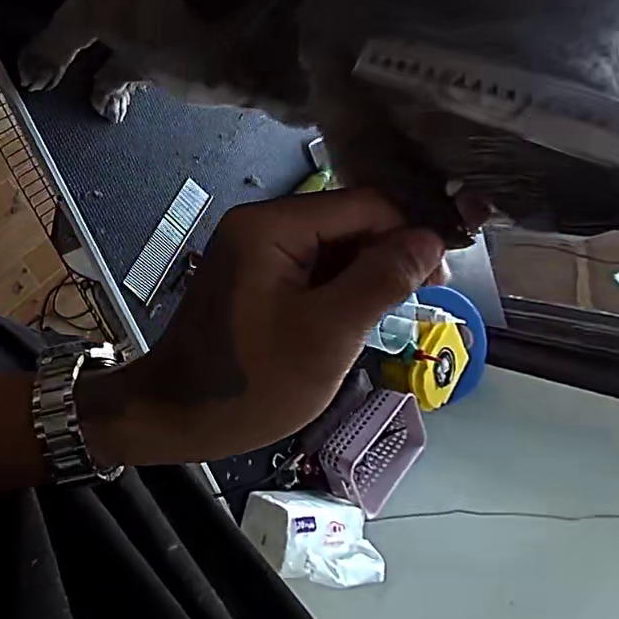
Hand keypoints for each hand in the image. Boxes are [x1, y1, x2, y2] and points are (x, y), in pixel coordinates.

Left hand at [79, 188, 446, 466]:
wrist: (179, 414)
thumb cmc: (253, 382)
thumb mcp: (329, 333)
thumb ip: (382, 279)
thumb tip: (430, 238)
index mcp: (270, 225)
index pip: (363, 204)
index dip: (408, 235)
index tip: (439, 281)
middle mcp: (259, 224)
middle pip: (345, 221)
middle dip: (384, 257)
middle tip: (411, 306)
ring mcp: (252, 248)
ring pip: (329, 245)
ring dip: (361, 276)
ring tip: (378, 320)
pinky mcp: (252, 273)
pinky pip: (306, 266)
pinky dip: (334, 289)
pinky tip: (346, 321)